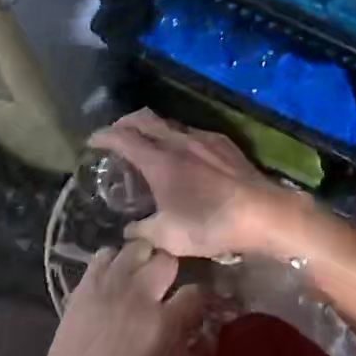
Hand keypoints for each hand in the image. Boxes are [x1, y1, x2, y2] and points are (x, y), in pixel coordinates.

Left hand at [5, 241, 206, 355]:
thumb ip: (183, 339)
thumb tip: (193, 317)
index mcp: (163, 325)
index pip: (196, 291)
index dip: (197, 298)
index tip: (193, 305)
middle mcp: (139, 297)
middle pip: (167, 260)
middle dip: (171, 272)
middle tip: (165, 288)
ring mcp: (109, 288)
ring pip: (137, 248)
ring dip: (143, 261)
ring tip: (140, 276)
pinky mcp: (84, 287)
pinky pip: (104, 254)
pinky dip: (113, 262)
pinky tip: (115, 277)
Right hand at [87, 109, 304, 259]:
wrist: (262, 211)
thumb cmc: (211, 224)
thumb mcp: (169, 237)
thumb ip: (143, 231)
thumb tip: (130, 230)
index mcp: (160, 160)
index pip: (124, 137)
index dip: (105, 135)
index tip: (92, 140)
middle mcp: (179, 140)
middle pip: (144, 118)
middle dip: (125, 123)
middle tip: (115, 135)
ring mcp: (203, 138)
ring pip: (169, 123)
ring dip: (152, 129)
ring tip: (146, 146)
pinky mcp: (222, 142)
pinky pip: (190, 131)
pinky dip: (175, 137)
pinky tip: (180, 155)